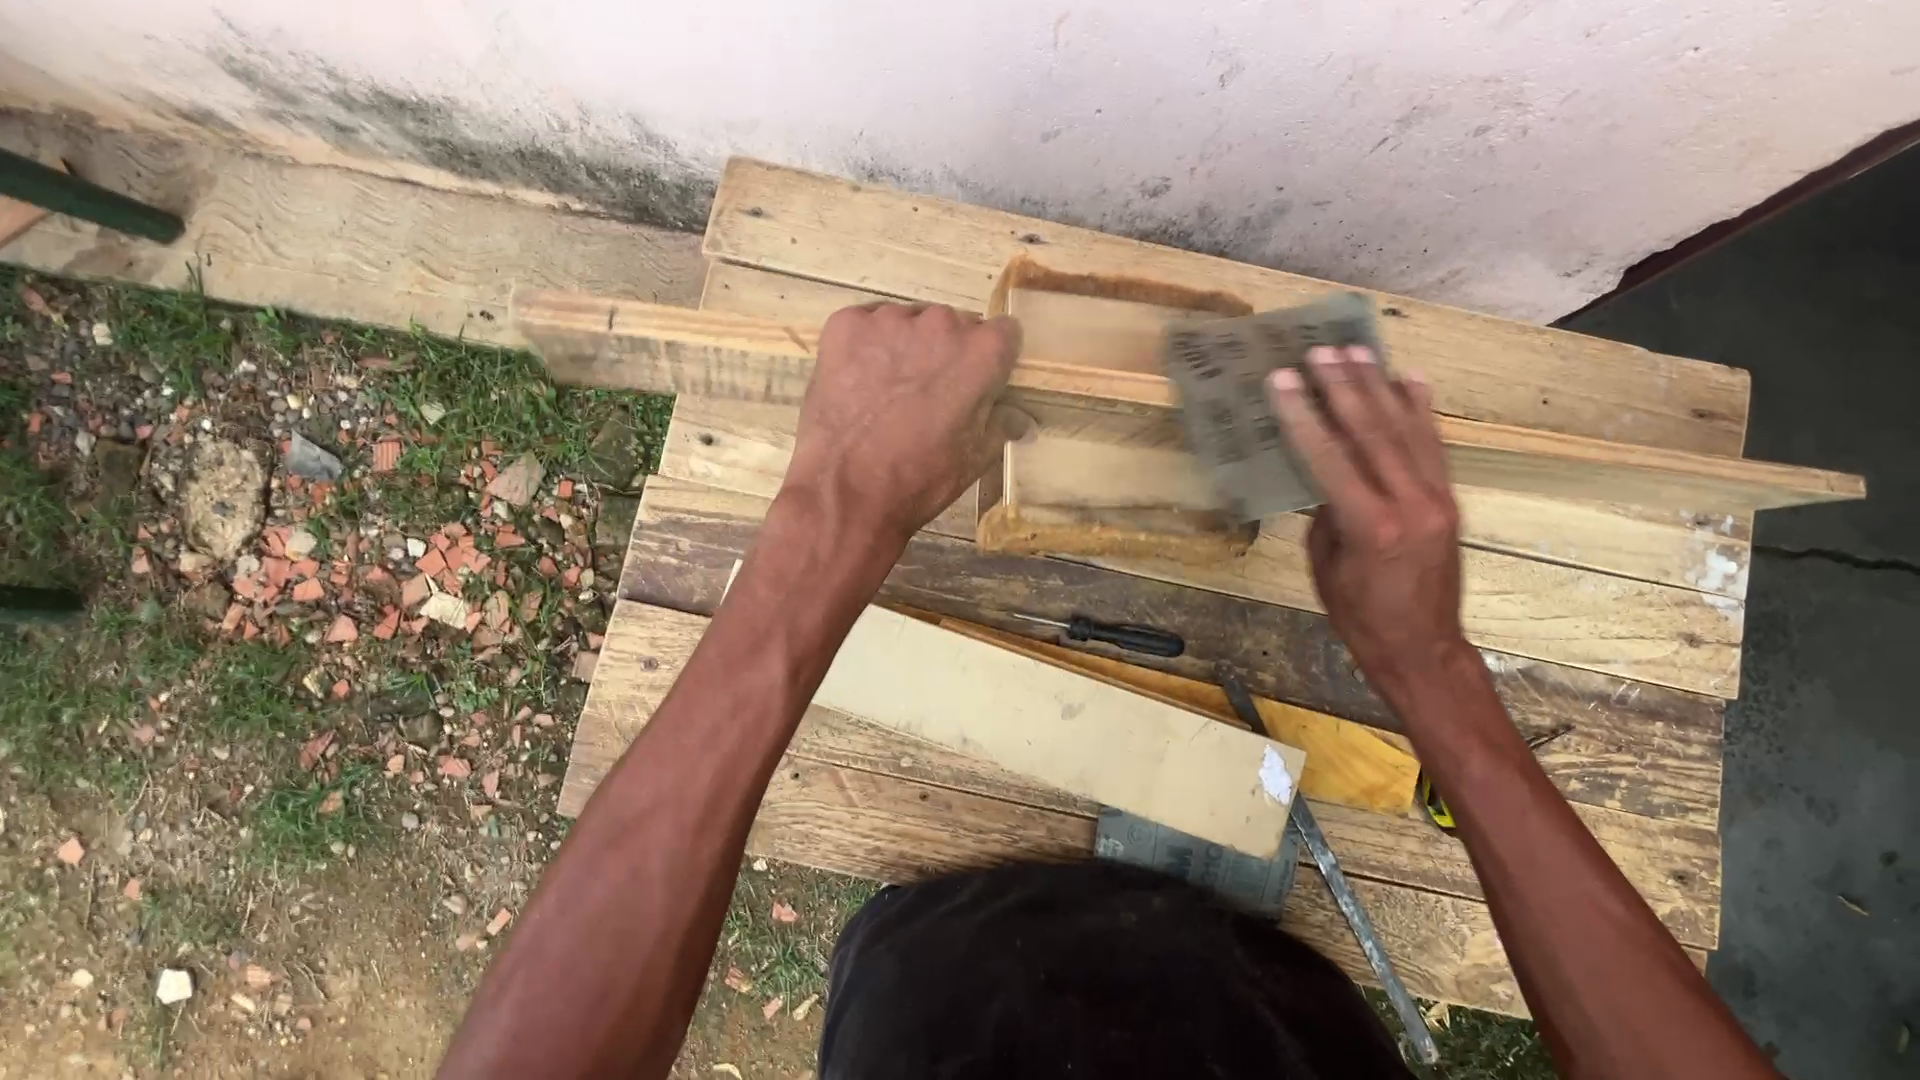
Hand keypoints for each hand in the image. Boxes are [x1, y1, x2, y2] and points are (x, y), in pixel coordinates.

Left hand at [783, 303, 1027, 543]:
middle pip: (953, 325)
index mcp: (983, 353)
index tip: (978, 382)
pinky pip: (865, 325)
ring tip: (888, 393)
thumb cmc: (921, 478)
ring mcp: (890, 320)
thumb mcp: (976, 458)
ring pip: (907, 323)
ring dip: (905, 347)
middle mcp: (940, 323)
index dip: (992, 359)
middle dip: (946, 353)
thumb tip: (1021, 417)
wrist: (846, 489)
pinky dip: (865, 347)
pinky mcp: (845, 324)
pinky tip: (858, 384)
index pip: (1004, 332)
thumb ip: (1002, 423)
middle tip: (928, 395)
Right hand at [1266, 346, 1471, 709]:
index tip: (1283, 379)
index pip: (1330, 457)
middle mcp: (1411, 504)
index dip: (1303, 415)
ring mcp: (1437, 498)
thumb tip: (1321, 472)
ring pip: (1406, 429)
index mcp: (1371, 526)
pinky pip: (1434, 445)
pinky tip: (1409, 379)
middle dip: (1343, 387)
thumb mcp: (1326, 565)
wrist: (1423, 647)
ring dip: (1378, 386)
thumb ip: (1325, 512)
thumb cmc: (1360, 617)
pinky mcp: (1450, 499)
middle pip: (1373, 431)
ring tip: (1356, 351)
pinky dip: (1421, 409)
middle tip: (1320, 351)